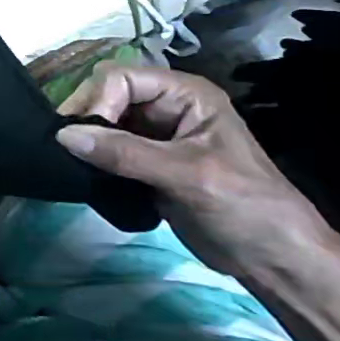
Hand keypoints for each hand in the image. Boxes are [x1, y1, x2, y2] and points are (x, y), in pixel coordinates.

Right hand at [55, 65, 339, 280]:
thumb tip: (63, 135)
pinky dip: (92, 158)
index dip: (96, 101)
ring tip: (76, 164)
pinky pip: (105, 148)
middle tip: (72, 152)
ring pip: (101, 121)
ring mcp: (154, 134)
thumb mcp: (187, 176)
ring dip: (85, 140)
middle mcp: (165, 106)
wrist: (276, 262)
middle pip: (105, 95)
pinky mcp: (144, 162)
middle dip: (86, 119)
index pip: (120, 78)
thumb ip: (125, 153)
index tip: (81, 137)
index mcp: (184, 94)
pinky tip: (87, 174)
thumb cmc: (246, 208)